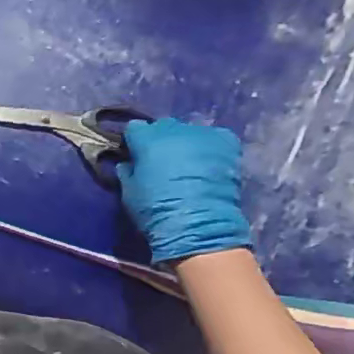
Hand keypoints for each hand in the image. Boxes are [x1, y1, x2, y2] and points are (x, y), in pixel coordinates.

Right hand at [117, 118, 252, 264]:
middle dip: (159, 140)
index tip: (134, 156)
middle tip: (160, 162)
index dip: (133, 141)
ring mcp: (203, 134)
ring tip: (186, 165)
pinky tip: (207, 163)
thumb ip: (127, 172)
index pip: (134, 128)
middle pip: (163, 127)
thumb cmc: (155, 210)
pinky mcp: (226, 143)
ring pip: (188, 132)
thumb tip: (128, 163)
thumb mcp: (129, 193)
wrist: (197, 225)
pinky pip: (214, 138)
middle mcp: (174, 130)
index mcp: (147, 140)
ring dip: (184, 144)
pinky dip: (209, 147)